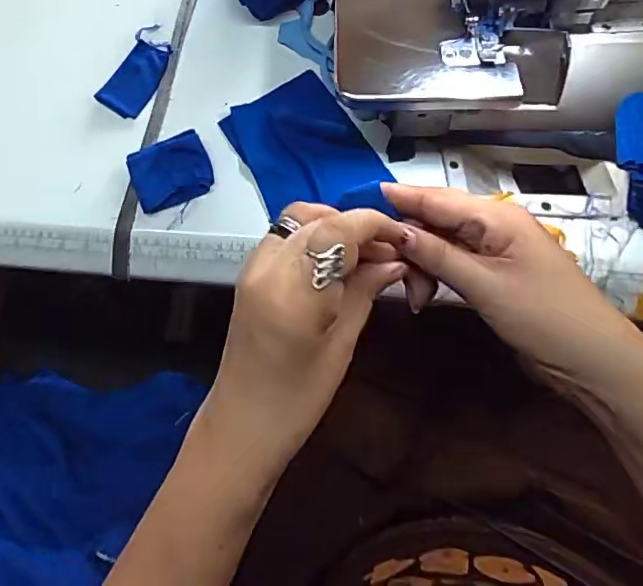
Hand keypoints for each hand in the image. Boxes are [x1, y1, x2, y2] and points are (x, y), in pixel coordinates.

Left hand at [209, 203, 408, 459]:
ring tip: (365, 253)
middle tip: (388, 250)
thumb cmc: (297, 399)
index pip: (336, 231)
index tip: (401, 236)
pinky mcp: (250, 270)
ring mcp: (254, 266)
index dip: (373, 224)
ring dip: (335, 225)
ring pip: (299, 218)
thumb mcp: (342, 344)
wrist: (242, 424)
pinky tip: (336, 258)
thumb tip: (395, 260)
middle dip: (357, 225)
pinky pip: (286, 233)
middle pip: (318, 218)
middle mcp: (267, 268)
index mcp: (292, 292)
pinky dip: (315, 233)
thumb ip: (365, 291)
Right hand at [385, 183, 642, 393]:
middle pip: (440, 218)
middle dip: (410, 236)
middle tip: (381, 257)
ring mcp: (497, 249)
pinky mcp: (497, 273)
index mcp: (497, 217)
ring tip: (411, 292)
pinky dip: (438, 274)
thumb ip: (439, 255)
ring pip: (445, 242)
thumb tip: (397, 230)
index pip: (440, 199)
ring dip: (423, 262)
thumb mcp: (486, 286)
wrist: (596, 362)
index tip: (369, 194)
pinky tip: (425, 292)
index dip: (405, 197)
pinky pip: (457, 262)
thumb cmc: (545, 317)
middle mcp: (495, 225)